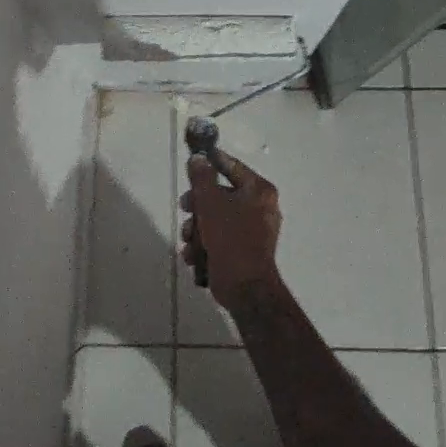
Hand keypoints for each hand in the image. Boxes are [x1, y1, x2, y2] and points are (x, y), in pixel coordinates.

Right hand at [181, 148, 282, 309]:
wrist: (244, 288)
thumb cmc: (230, 238)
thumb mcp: (210, 202)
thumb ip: (202, 177)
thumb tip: (198, 158)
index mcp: (259, 191)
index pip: (232, 166)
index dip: (211, 161)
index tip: (192, 160)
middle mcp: (260, 207)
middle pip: (221, 194)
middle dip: (198, 203)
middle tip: (184, 207)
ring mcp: (253, 230)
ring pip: (217, 218)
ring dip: (197, 228)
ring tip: (187, 239)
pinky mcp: (243, 250)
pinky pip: (220, 237)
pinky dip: (205, 244)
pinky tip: (193, 255)